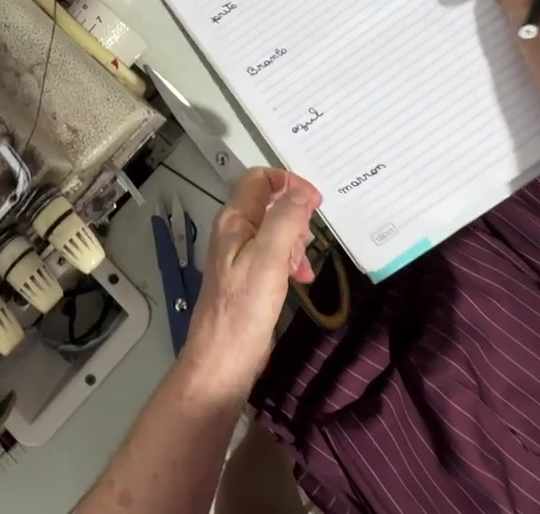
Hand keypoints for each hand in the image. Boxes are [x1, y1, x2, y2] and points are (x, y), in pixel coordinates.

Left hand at [177, 167, 321, 400]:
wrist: (223, 360)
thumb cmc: (244, 309)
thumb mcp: (269, 260)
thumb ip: (284, 221)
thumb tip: (303, 190)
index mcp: (234, 220)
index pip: (259, 178)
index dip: (289, 182)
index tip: (315, 203)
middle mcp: (234, 231)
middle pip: (270, 203)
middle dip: (295, 217)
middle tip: (305, 245)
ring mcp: (240, 254)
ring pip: (275, 230)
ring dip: (295, 242)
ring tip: (302, 266)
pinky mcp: (248, 276)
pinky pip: (274, 254)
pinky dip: (290, 260)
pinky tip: (300, 278)